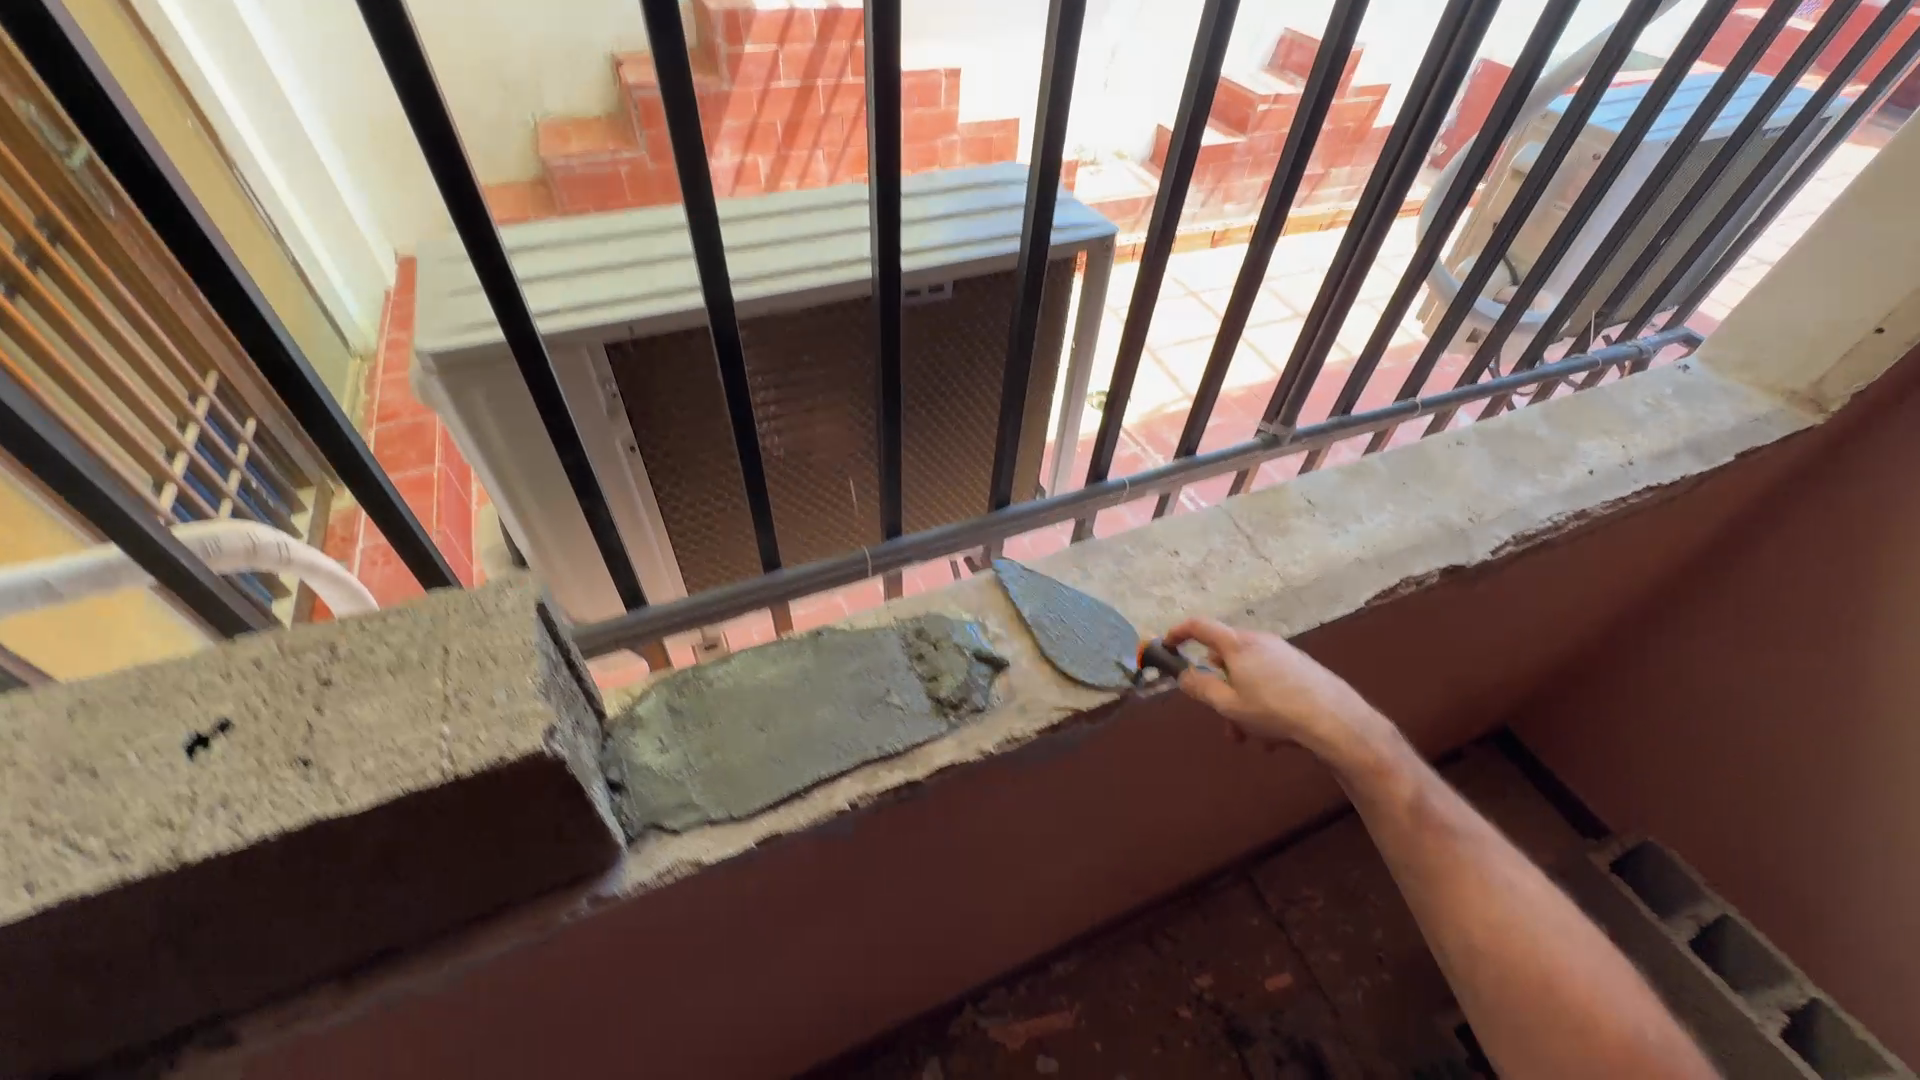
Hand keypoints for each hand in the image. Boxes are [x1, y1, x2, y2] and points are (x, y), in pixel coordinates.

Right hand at [1165, 617, 1397, 767]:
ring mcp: (1283, 654)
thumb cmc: (1274, 711)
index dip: (1179, 633)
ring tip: (1251, 739)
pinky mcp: (1302, 669)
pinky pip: (1270, 683)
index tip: (1168, 646)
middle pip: (1226, 659)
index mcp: (1238, 645)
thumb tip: (1184, 675)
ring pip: (1249, 676)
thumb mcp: (1229, 705)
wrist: (1337, 721)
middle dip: (1220, 691)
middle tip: (1223, 721)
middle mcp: (1260, 641)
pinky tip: (1274, 738)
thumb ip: (1201, 687)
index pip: (1199, 626)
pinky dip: (1263, 705)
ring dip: (1242, 705)